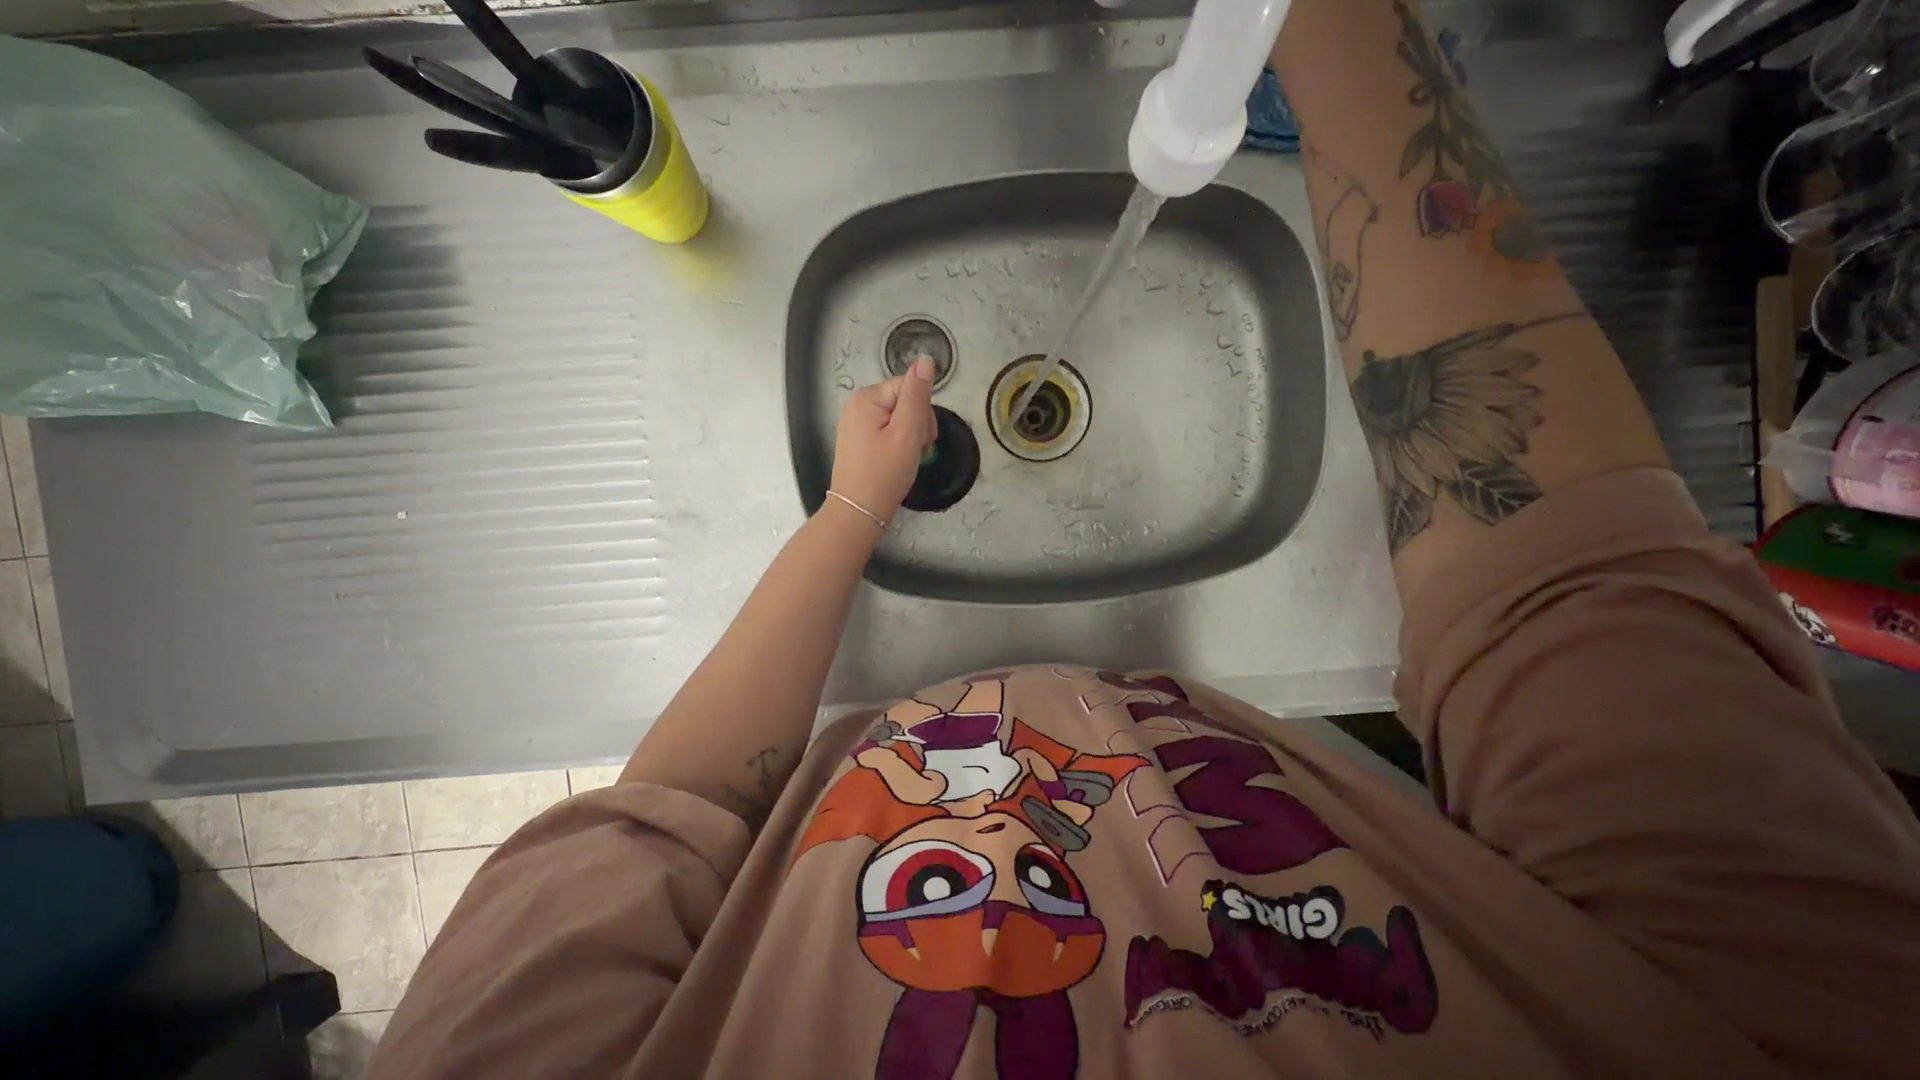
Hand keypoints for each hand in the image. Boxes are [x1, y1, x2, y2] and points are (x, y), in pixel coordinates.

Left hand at [830, 357, 937, 522]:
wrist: (859, 511)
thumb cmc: (884, 473)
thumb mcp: (907, 432)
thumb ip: (917, 395)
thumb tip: (925, 359)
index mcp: (867, 397)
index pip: (910, 388)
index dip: (923, 412)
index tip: (923, 438)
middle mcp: (858, 404)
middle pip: (905, 401)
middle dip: (918, 424)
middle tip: (915, 451)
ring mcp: (856, 423)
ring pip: (899, 418)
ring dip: (911, 436)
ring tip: (907, 459)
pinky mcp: (859, 440)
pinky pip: (888, 431)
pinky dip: (899, 444)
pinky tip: (898, 461)